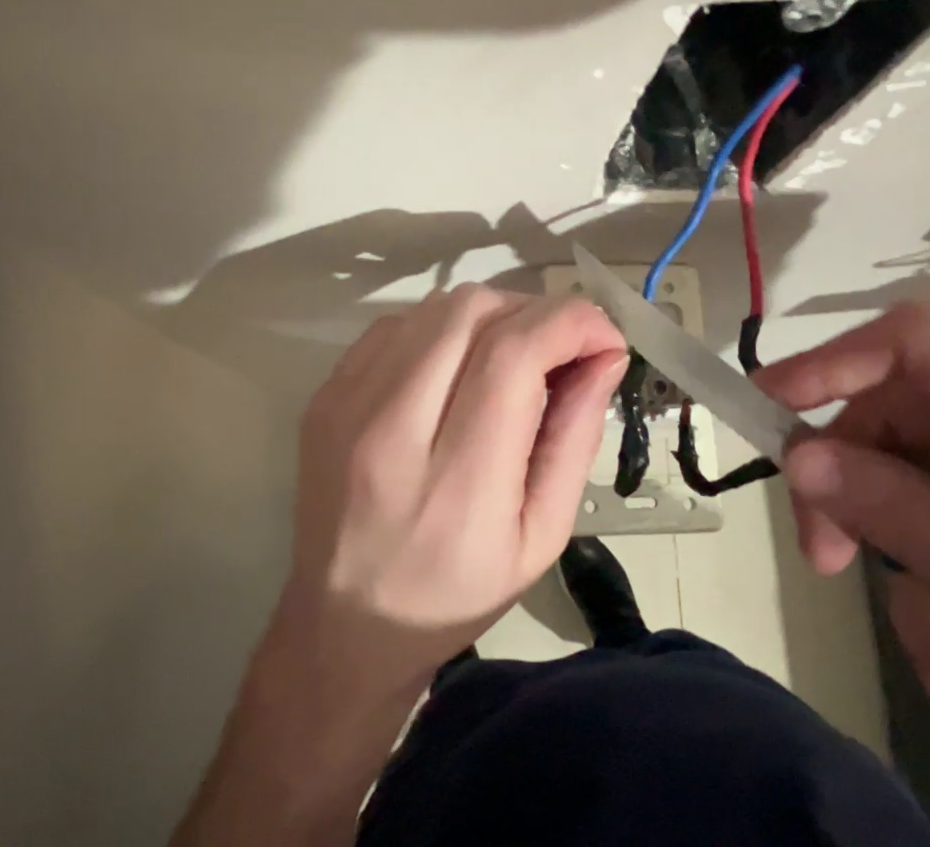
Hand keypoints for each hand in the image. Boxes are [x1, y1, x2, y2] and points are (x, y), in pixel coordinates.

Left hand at [273, 285, 628, 698]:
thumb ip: (575, 439)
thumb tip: (602, 357)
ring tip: (512, 360)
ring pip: (433, 307)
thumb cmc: (456, 593)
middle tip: (560, 353)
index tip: (604, 339)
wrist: (345, 622)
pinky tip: (455, 368)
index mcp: (457, 479)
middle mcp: (391, 428)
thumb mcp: (542, 537)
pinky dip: (440, 330)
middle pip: (472, 312)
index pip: (515, 352)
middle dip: (534, 313)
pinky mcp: (325, 396)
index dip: (573, 323)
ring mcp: (347, 404)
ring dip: (490, 317)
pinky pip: (394, 325)